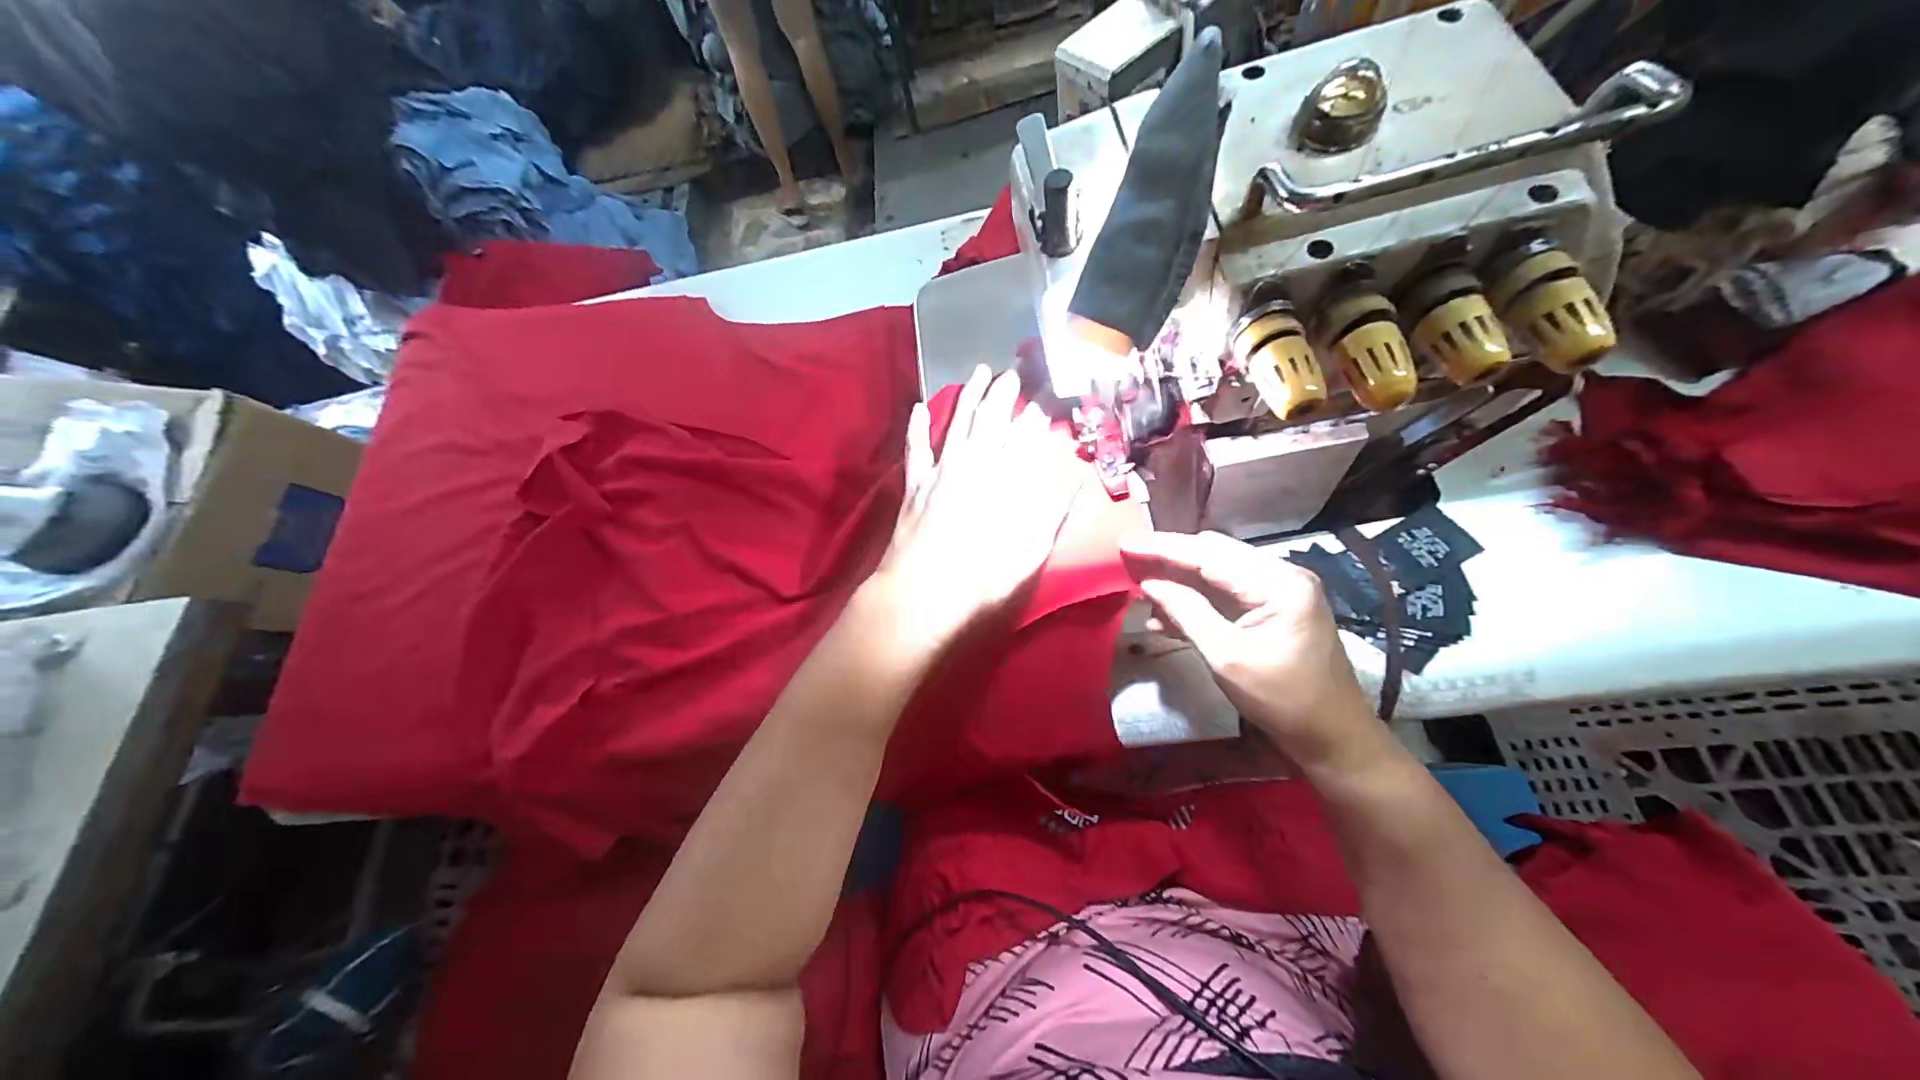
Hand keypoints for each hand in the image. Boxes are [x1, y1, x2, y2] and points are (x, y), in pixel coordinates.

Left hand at [868, 365, 1082, 657]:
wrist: (922, 597)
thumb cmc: (983, 580)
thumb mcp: (1032, 550)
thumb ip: (1053, 508)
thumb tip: (1071, 475)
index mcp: (1006, 479)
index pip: (1027, 435)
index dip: (1039, 413)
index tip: (1048, 395)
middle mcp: (974, 465)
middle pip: (993, 420)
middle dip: (1007, 393)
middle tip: (1018, 371)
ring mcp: (940, 472)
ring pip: (958, 423)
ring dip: (971, 396)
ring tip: (982, 371)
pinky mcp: (914, 486)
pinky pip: (916, 448)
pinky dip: (916, 427)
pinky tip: (918, 408)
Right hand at [1118, 529, 1396, 778]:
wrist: (1332, 736)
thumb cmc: (1282, 700)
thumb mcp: (1226, 657)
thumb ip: (1187, 612)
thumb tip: (1149, 583)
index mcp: (1279, 583)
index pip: (1210, 554)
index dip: (1163, 548)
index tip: (1125, 542)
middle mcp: (1283, 575)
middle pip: (1214, 554)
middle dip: (1169, 557)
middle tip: (1128, 560)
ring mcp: (1281, 590)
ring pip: (1218, 571)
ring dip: (1180, 579)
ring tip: (1140, 586)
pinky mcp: (1274, 607)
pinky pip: (1227, 591)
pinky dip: (1197, 598)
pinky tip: (1166, 612)